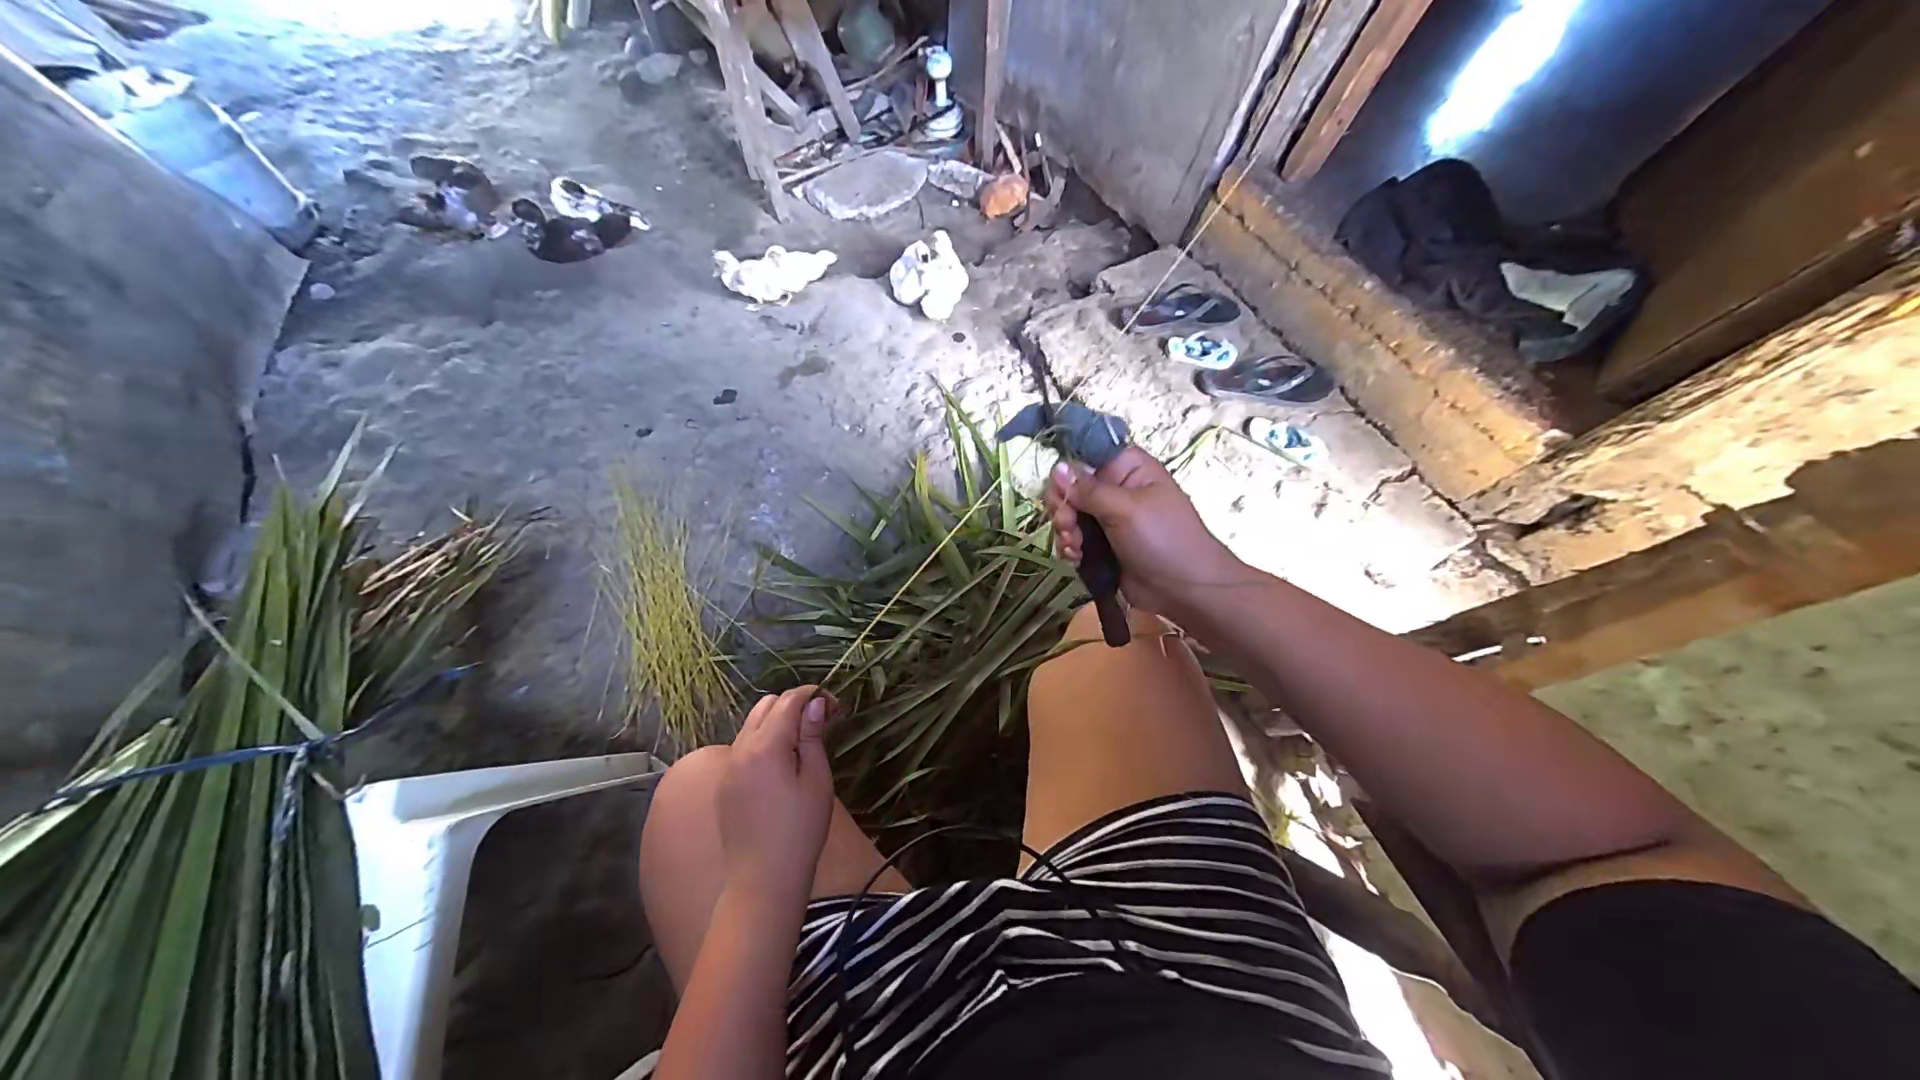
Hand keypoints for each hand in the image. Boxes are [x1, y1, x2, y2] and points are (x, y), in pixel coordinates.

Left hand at [717, 687, 836, 903]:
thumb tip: (816, 704)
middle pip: (765, 706)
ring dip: (777, 721)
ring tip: (803, 742)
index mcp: (765, 746)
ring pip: (751, 725)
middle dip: (794, 704)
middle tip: (821, 722)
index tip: (835, 706)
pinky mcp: (724, 785)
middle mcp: (740, 749)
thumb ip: (812, 737)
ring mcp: (728, 768)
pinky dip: (762, 741)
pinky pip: (742, 747)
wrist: (763, 880)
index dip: (813, 695)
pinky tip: (781, 764)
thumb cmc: (800, 830)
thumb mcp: (816, 780)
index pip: (788, 701)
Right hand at [1045, 447, 1256, 618]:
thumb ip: (1088, 489)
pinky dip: (1070, 547)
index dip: (1068, 473)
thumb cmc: (1163, 539)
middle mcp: (1114, 488)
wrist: (1184, 589)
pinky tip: (1076, 558)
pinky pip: (1073, 538)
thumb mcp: (1126, 508)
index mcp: (1127, 468)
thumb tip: (1057, 468)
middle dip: (1064, 508)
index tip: (1063, 495)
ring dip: (1065, 531)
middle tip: (1069, 527)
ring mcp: (1107, 518)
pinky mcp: (1101, 544)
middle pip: (1070, 487)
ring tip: (1075, 548)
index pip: (1084, 456)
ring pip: (1068, 514)